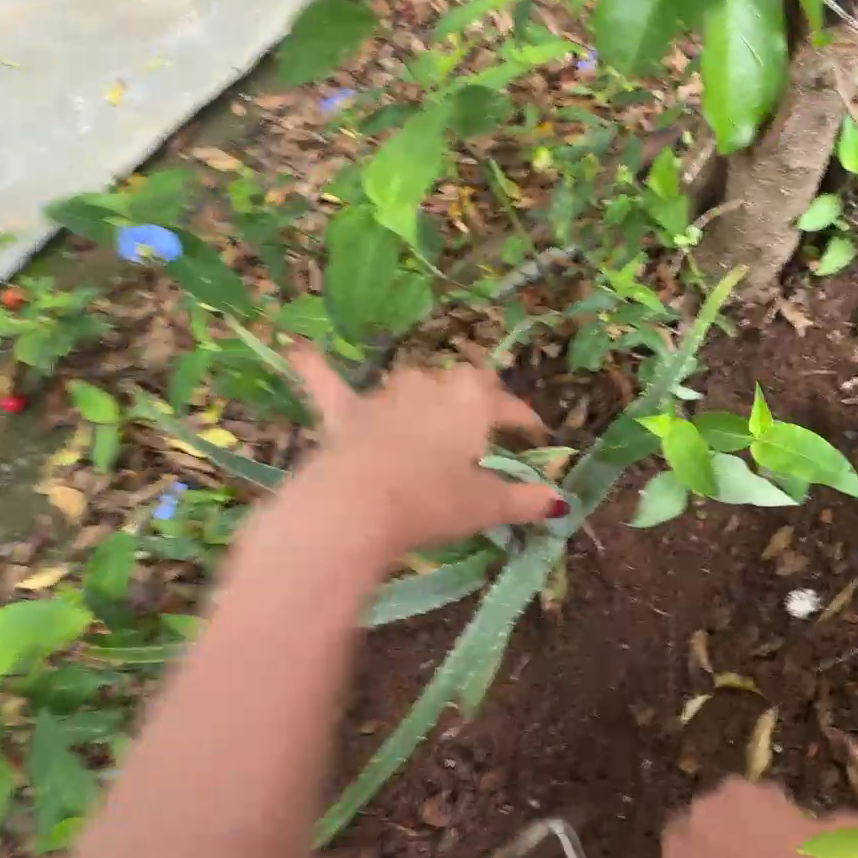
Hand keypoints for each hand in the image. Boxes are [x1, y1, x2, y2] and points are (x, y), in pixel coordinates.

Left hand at [288, 348, 564, 558]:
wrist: (356, 508)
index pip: (509, 405)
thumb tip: (560, 504)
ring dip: (425, 396)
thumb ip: (524, 500)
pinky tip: (297, 348)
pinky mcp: (345, 414)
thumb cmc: (433, 502)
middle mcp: (434, 387)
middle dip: (476, 401)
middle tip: (483, 430)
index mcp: (474, 402)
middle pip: (463, 384)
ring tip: (432, 415)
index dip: (525, 421)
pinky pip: (327, 382)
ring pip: (412, 383)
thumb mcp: (487, 506)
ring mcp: (387, 397)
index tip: (535, 436)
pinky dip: (315, 367)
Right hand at [600, 780, 857, 857]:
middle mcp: (673, 856)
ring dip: (722, 827)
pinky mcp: (733, 787)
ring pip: (705, 817)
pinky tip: (778, 827)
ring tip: (758, 848)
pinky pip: (735, 799)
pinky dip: (750, 809)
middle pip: (674, 845)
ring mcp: (702, 816)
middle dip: (696, 853)